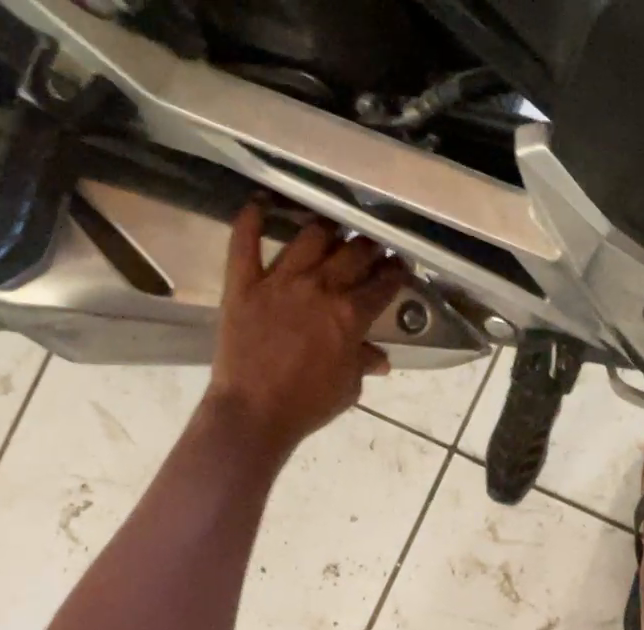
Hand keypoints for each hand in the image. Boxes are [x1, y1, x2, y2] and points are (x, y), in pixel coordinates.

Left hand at [207, 204, 409, 451]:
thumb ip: (363, 364)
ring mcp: (279, 281)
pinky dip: (251, 219)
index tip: (400, 266)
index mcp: (351, 315)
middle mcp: (320, 288)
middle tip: (373, 246)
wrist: (254, 413)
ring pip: (310, 237)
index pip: (382, 285)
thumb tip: (379, 358)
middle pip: (353, 253)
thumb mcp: (348, 388)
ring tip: (333, 228)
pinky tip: (260, 203)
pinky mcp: (243, 283)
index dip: (395, 273)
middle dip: (369, 246)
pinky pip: (244, 242)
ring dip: (327, 229)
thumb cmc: (308, 405)